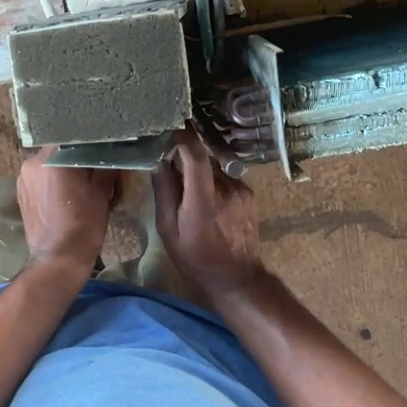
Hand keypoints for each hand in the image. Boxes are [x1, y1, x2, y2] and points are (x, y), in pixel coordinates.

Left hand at [15, 147, 116, 270]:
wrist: (58, 259)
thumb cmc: (84, 225)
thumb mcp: (102, 192)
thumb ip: (105, 165)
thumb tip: (112, 150)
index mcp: (51, 159)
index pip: (71, 136)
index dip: (87, 139)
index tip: (101, 144)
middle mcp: (31, 162)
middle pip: (57, 148)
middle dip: (74, 153)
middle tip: (93, 162)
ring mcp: (23, 177)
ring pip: (47, 162)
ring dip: (62, 166)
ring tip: (80, 177)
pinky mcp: (20, 191)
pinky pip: (39, 175)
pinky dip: (51, 178)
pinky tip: (65, 190)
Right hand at [154, 130, 261, 297]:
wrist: (236, 278)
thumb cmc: (195, 258)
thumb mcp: (168, 230)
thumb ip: (164, 192)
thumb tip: (159, 161)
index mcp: (203, 198)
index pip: (195, 154)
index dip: (182, 137)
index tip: (169, 128)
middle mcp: (226, 187)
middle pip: (202, 158)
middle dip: (184, 158)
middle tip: (169, 167)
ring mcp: (241, 189)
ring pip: (212, 167)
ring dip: (199, 172)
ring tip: (188, 191)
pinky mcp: (248, 193)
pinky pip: (224, 177)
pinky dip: (211, 181)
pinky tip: (207, 201)